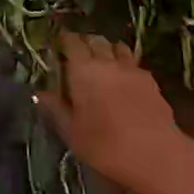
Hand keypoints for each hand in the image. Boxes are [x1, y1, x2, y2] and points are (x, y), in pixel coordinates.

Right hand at [36, 34, 193, 193]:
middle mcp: (106, 60)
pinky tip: (124, 80)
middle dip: (85, 42)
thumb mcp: (72, 133)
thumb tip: (39, 92)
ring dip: (107, 50)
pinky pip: (132, 62)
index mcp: (83, 68)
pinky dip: (125, 64)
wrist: (155, 154)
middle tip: (77, 55)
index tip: (58, 45)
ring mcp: (130, 67)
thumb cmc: (105, 146)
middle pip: (94, 39)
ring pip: (116, 46)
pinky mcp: (149, 79)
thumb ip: (55, 109)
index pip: (71, 41)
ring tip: (102, 63)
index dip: (64, 39)